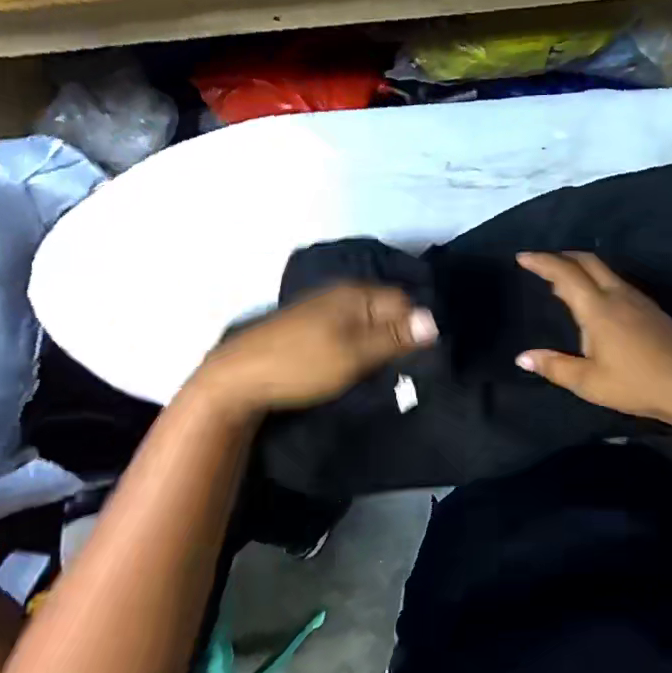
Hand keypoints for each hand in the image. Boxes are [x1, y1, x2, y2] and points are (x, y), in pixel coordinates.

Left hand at [190, 283, 438, 412]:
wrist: (238, 378)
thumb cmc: (301, 364)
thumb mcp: (355, 354)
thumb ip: (395, 337)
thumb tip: (434, 320)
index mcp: (354, 294)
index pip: (404, 302)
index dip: (416, 328)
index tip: (422, 360)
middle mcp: (340, 295)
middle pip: (386, 312)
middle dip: (398, 338)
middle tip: (404, 371)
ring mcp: (323, 310)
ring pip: (367, 324)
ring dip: (377, 346)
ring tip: (381, 373)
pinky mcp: (310, 329)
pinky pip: (349, 333)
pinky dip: (358, 349)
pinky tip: (355, 368)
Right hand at [515, 251, 671, 426]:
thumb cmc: (636, 384)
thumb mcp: (588, 382)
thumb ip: (554, 366)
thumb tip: (522, 357)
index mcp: (598, 309)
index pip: (565, 274)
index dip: (542, 262)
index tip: (522, 256)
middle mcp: (617, 295)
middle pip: (587, 261)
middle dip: (561, 256)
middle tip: (540, 263)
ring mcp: (637, 299)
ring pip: (604, 270)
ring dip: (580, 267)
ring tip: (562, 280)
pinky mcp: (650, 308)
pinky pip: (615, 281)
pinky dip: (596, 279)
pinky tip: (594, 299)